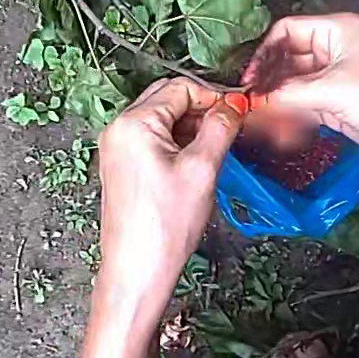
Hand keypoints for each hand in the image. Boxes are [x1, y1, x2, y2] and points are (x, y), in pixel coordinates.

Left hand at [94, 78, 239, 310]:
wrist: (138, 270)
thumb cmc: (165, 225)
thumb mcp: (202, 169)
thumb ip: (220, 128)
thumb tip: (234, 105)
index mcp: (133, 123)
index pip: (179, 88)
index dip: (214, 95)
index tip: (240, 110)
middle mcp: (118, 130)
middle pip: (167, 99)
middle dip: (202, 108)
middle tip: (232, 125)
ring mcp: (118, 150)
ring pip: (162, 121)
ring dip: (191, 126)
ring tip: (218, 147)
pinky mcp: (123, 168)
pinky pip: (153, 141)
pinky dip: (178, 143)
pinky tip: (197, 162)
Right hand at [241, 12, 358, 165]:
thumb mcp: (332, 90)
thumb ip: (288, 94)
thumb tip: (255, 100)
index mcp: (337, 31)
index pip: (287, 31)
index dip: (264, 54)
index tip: (249, 80)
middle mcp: (336, 50)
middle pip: (288, 61)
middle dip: (269, 83)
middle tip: (251, 106)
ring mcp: (338, 79)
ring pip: (296, 87)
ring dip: (279, 104)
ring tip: (265, 124)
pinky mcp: (340, 105)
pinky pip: (307, 107)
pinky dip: (293, 117)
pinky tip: (283, 132)